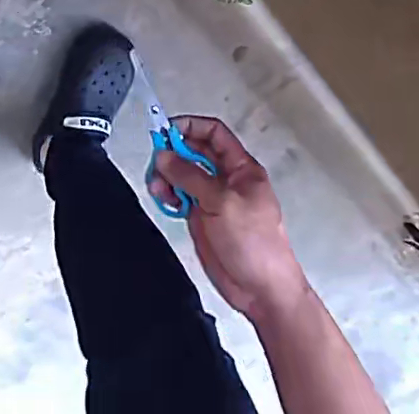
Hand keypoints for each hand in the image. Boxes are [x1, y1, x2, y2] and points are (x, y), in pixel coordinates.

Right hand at [150, 116, 307, 320]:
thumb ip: (190, 176)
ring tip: (159, 187)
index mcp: (241, 169)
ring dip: (165, 175)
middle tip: (157, 160)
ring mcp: (212, 197)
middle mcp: (225, 179)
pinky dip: (167, 193)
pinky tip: (166, 201)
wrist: (262, 292)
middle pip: (193, 151)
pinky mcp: (200, 215)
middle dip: (172, 152)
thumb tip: (164, 155)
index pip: (214, 133)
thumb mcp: (222, 202)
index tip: (166, 130)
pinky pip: (178, 194)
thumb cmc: (256, 245)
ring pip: (181, 173)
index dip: (190, 127)